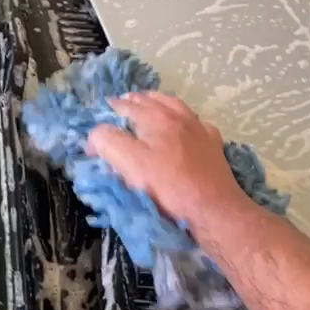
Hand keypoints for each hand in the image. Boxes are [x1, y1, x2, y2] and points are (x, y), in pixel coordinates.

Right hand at [88, 92, 254, 227]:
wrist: (213, 209)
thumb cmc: (167, 186)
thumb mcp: (128, 163)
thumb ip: (107, 141)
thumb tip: (96, 135)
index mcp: (156, 117)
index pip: (126, 106)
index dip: (109, 114)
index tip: (98, 129)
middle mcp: (179, 117)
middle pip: (152, 100)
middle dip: (133, 101)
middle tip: (121, 105)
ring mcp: (199, 130)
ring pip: (176, 106)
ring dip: (158, 102)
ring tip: (148, 105)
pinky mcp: (213, 146)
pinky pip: (197, 123)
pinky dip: (185, 119)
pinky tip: (183, 127)